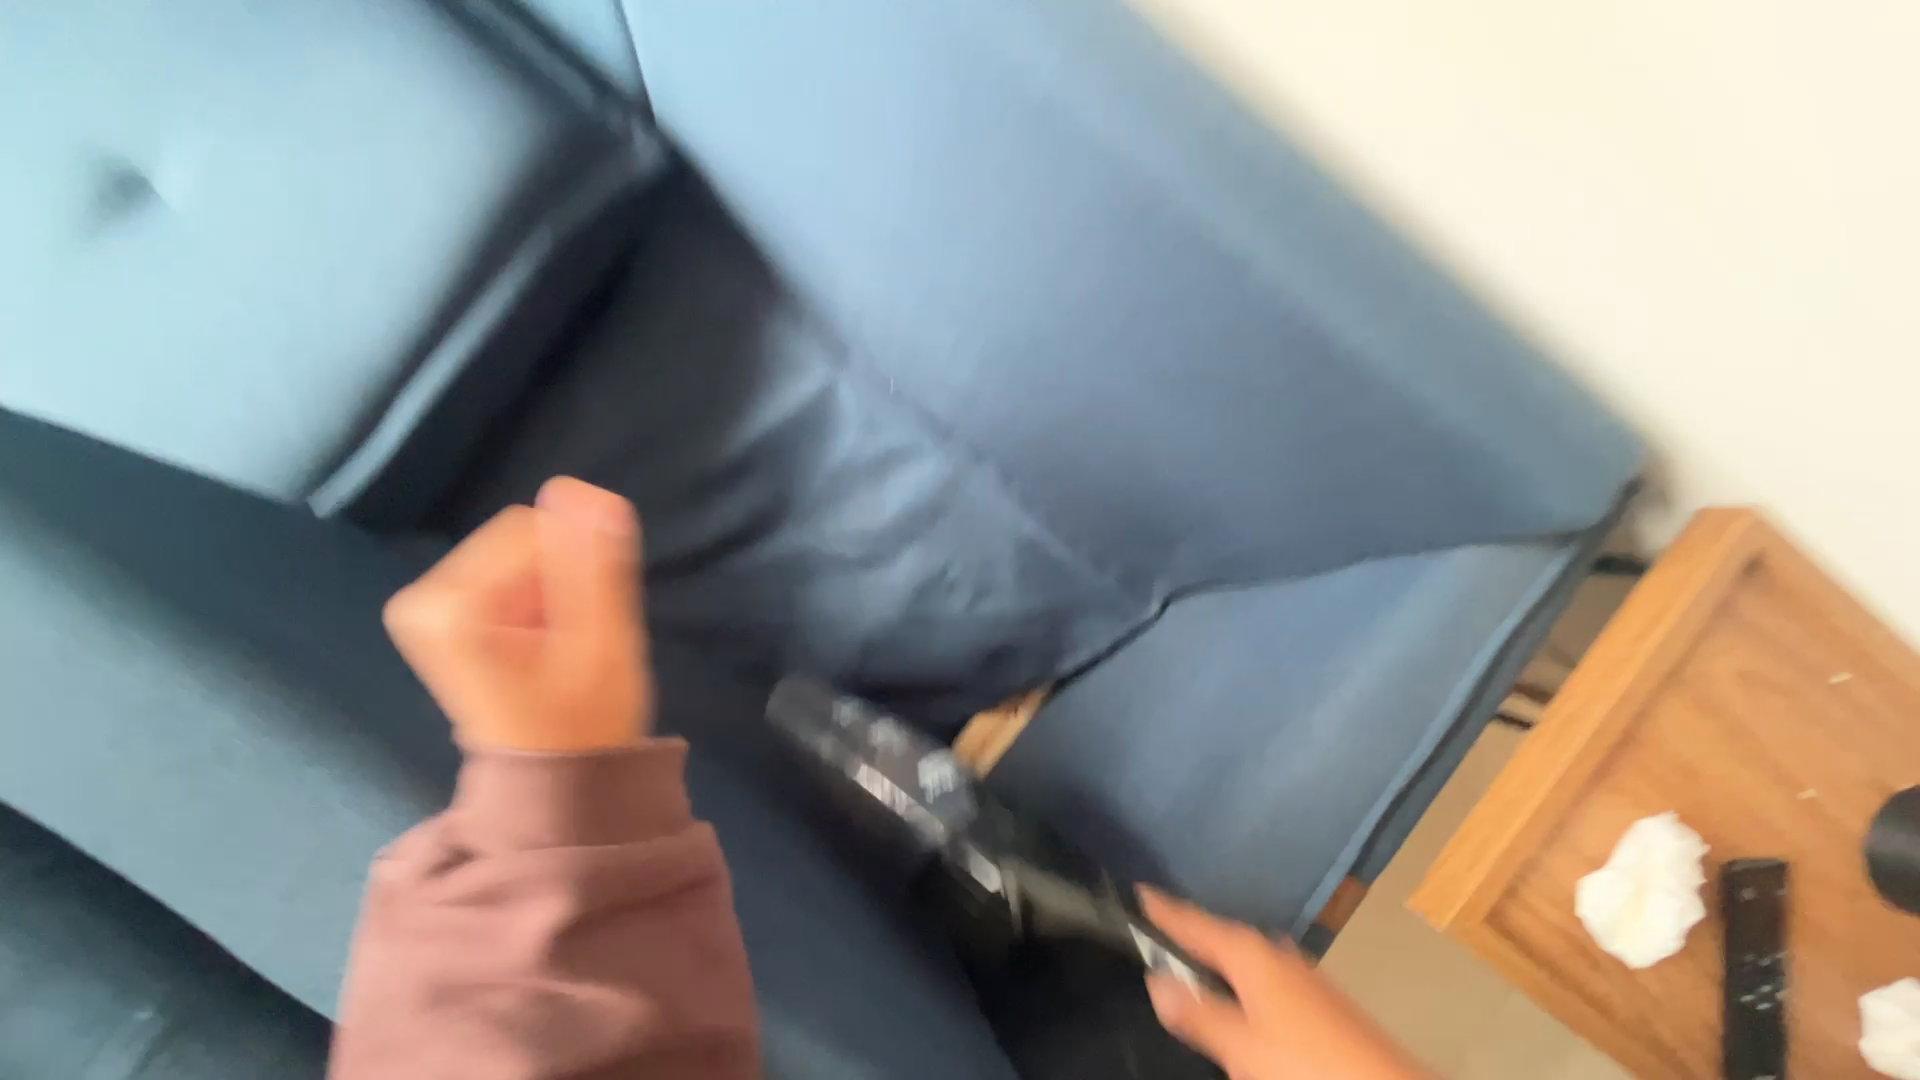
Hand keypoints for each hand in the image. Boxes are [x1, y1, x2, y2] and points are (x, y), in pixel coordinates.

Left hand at [383, 477, 652, 752]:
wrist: (553, 779)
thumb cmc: (583, 720)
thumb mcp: (605, 643)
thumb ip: (598, 567)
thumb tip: (590, 493)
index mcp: (452, 606)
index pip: (533, 529)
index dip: (577, 566)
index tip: (584, 621)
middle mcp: (422, 599)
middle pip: (519, 536)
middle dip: (561, 575)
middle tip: (574, 633)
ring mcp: (425, 607)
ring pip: (517, 550)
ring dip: (553, 587)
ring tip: (559, 642)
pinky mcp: (437, 614)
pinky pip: (504, 569)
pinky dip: (536, 596)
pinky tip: (543, 641)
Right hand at [1141, 889, 1430, 1079]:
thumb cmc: (1307, 1065)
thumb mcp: (1242, 1047)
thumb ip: (1198, 1013)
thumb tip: (1156, 980)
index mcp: (1250, 954)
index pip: (1195, 923)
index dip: (1166, 910)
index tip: (1139, 891)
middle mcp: (1274, 953)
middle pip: (1221, 936)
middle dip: (1192, 933)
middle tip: (1159, 928)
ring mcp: (1302, 974)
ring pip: (1246, 957)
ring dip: (1218, 957)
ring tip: (1192, 960)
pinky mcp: (1320, 999)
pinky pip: (1264, 976)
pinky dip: (1242, 978)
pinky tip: (1241, 998)